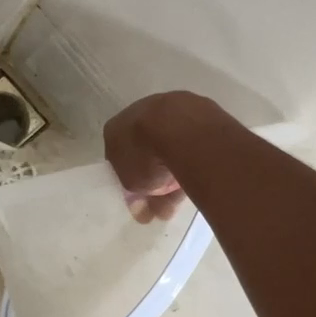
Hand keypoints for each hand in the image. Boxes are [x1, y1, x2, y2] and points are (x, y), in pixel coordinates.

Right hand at [103, 91, 220, 223]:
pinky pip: (192, 136)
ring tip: (189, 192)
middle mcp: (138, 111)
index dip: (129, 175)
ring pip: (172, 140)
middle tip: (168, 198)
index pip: (118, 155)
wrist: (182, 129)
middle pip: (146, 146)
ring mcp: (169, 105)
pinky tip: (202, 171)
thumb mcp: (133, 186)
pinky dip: (194, 152)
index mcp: (114, 128)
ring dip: (177, 164)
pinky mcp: (198, 105)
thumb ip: (136, 197)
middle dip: (156, 173)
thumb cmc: (145, 157)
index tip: (141, 193)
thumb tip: (142, 211)